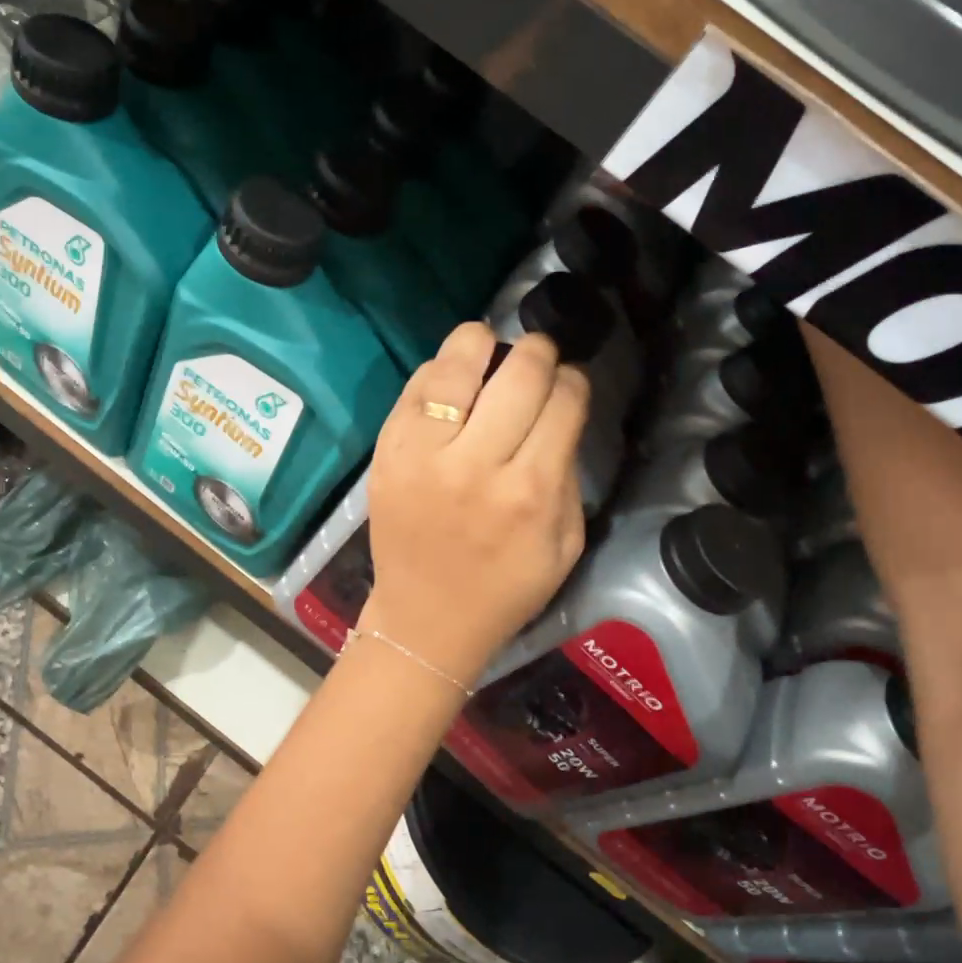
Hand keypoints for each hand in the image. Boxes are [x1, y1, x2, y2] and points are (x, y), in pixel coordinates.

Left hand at [364, 322, 588, 684]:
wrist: (426, 618)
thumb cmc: (504, 587)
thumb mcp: (565, 543)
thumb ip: (569, 473)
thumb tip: (561, 412)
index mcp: (530, 491)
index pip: (563, 400)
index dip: (574, 379)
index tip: (570, 382)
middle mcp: (476, 463)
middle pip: (519, 372)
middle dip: (538, 351)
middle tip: (538, 355)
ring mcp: (423, 453)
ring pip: (457, 364)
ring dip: (481, 344)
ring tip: (490, 349)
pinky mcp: (387, 450)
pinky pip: (415, 387)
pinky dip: (438, 372)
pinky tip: (452, 380)